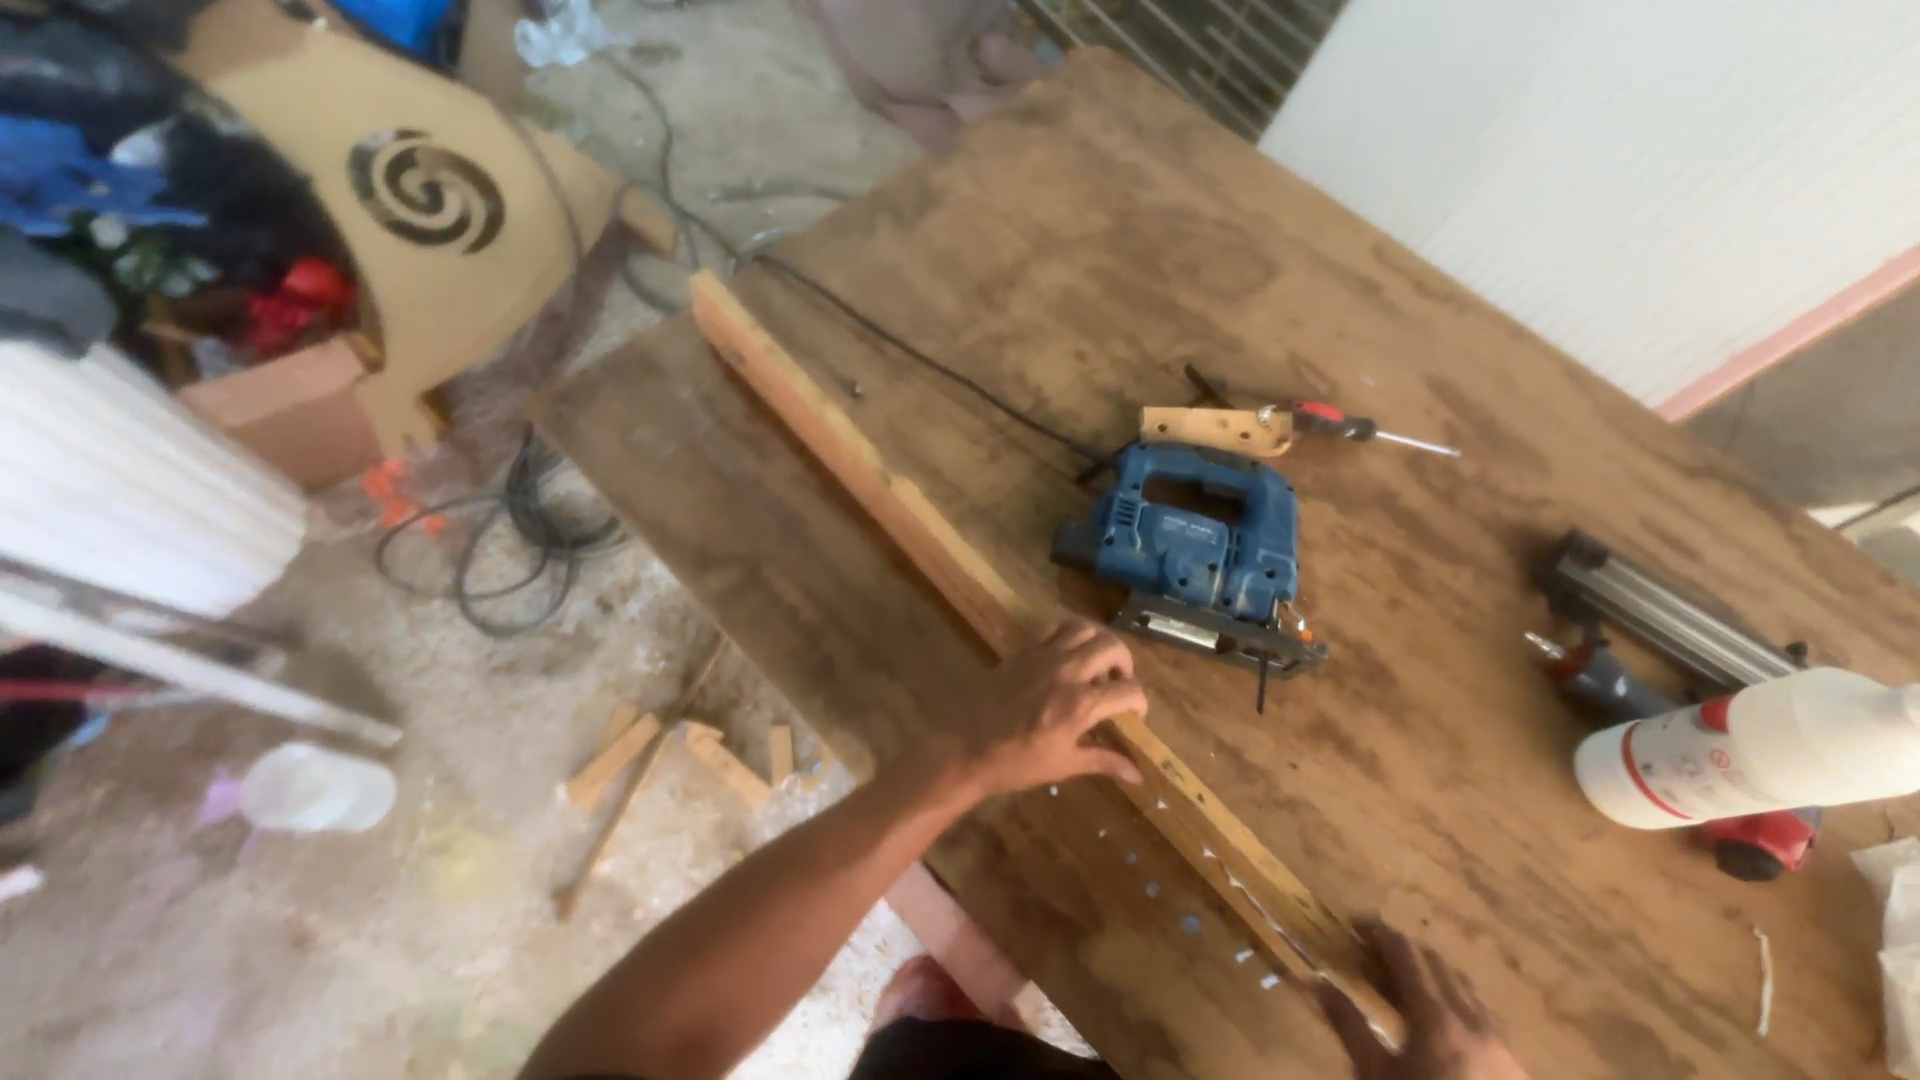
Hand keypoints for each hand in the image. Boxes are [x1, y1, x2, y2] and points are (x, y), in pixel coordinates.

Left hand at [934, 618, 1148, 798]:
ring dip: (1098, 641)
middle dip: (1126, 663)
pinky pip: (1053, 627)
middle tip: (1119, 682)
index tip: (1134, 714)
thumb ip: (1104, 761)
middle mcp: (1067, 672)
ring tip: (1097, 661)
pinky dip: (1068, 633)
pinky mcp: (1023, 650)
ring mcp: (1043, 656)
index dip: (1140, 702)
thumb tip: (1138, 775)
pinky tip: (1067, 652)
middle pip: (1112, 647)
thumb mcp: (1064, 765)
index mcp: (1081, 705)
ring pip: (1084, 628)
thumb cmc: (1017, 763)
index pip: (1128, 691)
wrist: (966, 747)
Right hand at [1318, 920, 1529, 1079]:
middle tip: (1369, 952)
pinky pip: (1485, 1016)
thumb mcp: (1374, 1077)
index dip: (1379, 932)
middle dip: (1403, 949)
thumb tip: (1315, 982)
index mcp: (1437, 1020)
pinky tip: (1440, 1022)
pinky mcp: (1518, 1070)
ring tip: (1400, 983)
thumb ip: (1348, 1024)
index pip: (1406, 954)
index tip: (1353, 924)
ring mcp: (1503, 1047)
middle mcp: (1475, 1023)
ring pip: (1467, 988)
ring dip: (1432, 974)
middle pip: (1439, 964)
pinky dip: (1456, 1001)